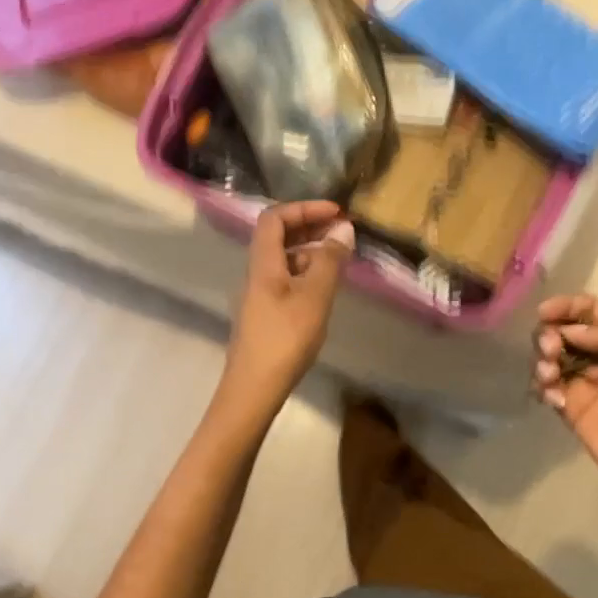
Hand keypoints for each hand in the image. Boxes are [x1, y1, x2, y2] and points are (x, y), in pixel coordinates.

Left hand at [224, 201, 354, 400]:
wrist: (254, 388)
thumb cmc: (285, 339)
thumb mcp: (314, 296)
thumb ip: (330, 260)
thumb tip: (343, 229)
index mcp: (262, 263)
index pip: (274, 218)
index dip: (304, 208)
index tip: (336, 213)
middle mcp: (256, 273)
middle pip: (277, 237)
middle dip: (309, 227)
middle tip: (342, 232)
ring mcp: (258, 295)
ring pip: (282, 261)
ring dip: (310, 252)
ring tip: (340, 261)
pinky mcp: (264, 315)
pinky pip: (285, 281)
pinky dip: (306, 275)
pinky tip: (325, 290)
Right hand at [532, 295, 597, 505]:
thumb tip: (571, 330)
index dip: (570, 306)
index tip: (545, 311)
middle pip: (570, 332)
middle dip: (553, 334)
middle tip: (549, 349)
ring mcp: (591, 385)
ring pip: (555, 358)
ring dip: (545, 359)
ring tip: (548, 375)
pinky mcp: (575, 410)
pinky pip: (550, 388)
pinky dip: (545, 387)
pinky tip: (552, 398)